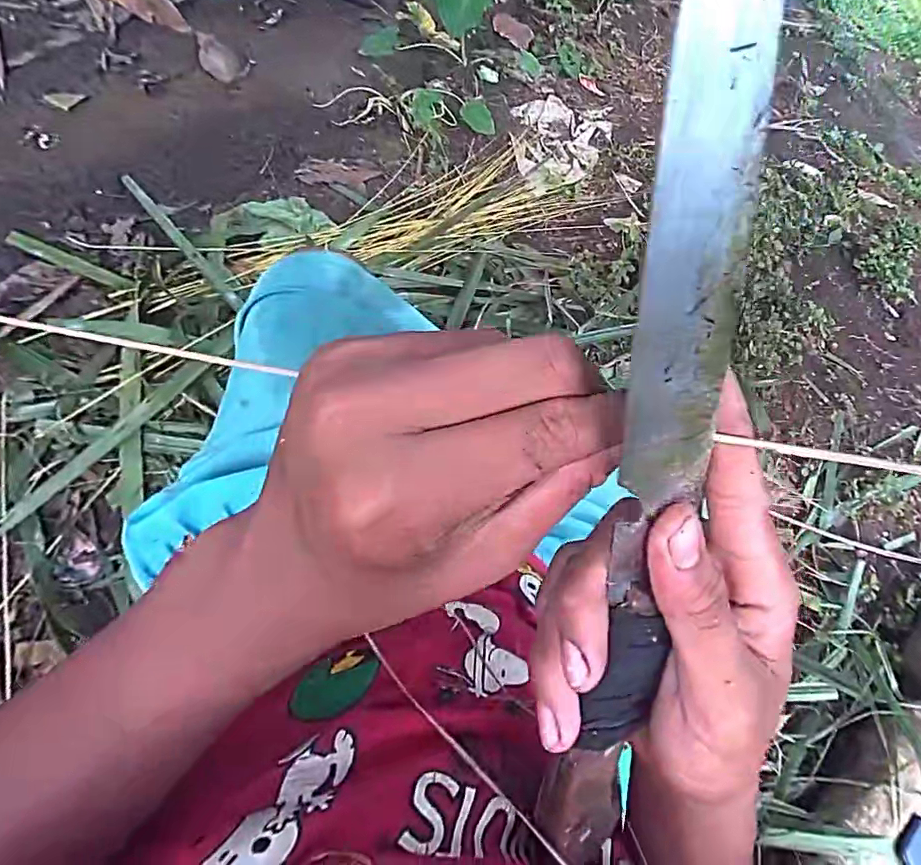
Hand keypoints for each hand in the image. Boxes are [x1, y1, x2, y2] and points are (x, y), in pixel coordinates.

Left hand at [224, 330, 623, 677]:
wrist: (281, 558)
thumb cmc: (387, 581)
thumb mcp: (485, 561)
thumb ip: (558, 491)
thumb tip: (617, 428)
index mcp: (399, 494)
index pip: (543, 429)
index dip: (608, 419)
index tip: (638, 423)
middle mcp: (368, 413)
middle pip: (532, 360)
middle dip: (579, 387)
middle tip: (586, 419)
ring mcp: (352, 366)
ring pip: (502, 343)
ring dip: (528, 381)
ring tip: (509, 425)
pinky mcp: (349, 344)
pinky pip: (462, 339)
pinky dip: (485, 372)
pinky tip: (463, 410)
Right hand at [528, 376, 795, 807]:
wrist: (683, 786)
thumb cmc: (724, 737)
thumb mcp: (726, 688)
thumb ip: (701, 607)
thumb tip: (675, 520)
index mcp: (746, 567)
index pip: (738, 478)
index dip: (725, 421)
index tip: (710, 371)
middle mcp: (689, 553)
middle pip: (631, 518)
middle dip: (597, 586)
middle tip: (589, 661)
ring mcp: (642, 571)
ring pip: (586, 557)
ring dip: (570, 630)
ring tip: (574, 697)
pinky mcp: (604, 597)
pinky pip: (562, 597)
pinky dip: (552, 651)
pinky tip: (560, 708)